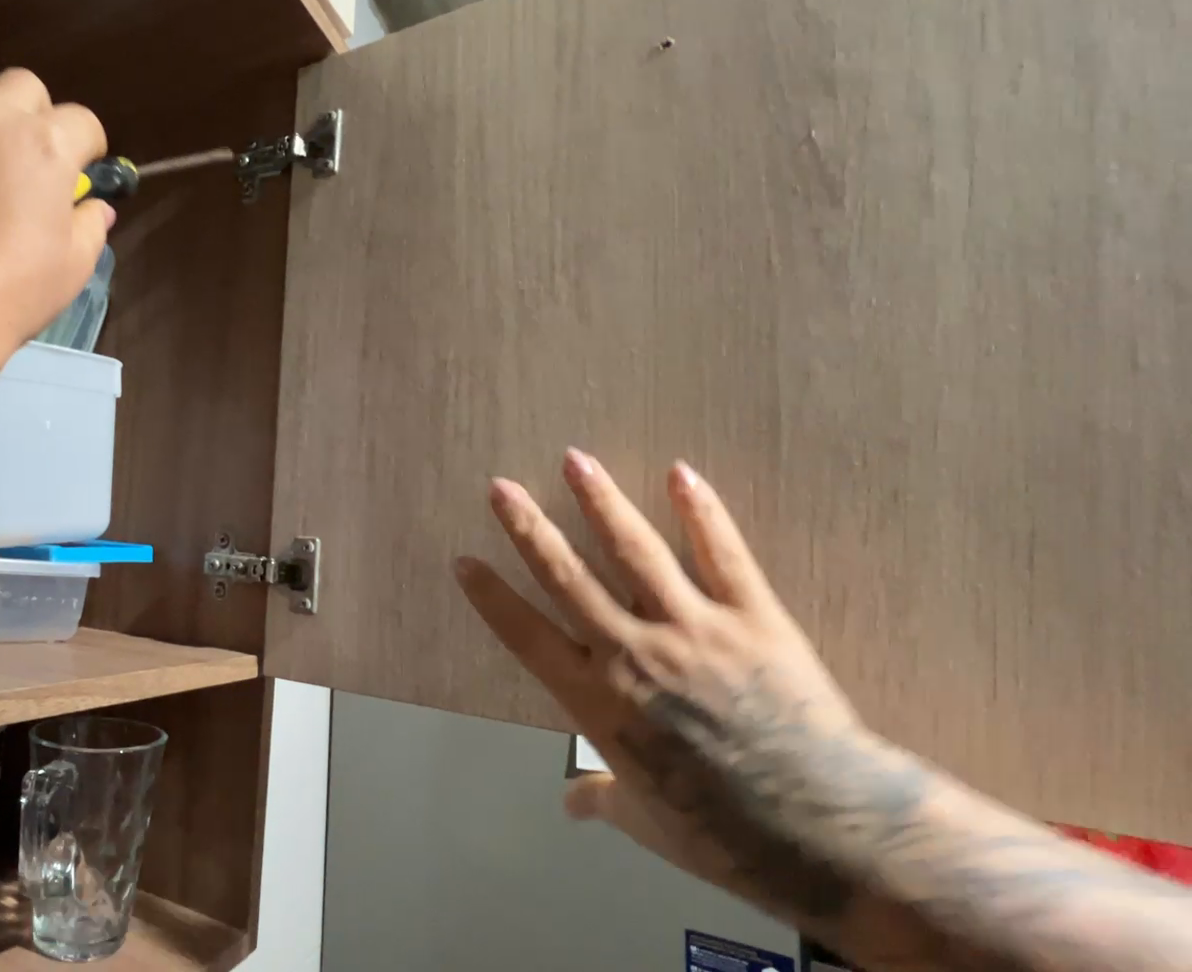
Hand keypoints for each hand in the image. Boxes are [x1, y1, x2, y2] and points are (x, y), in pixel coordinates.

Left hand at [0, 68, 112, 354]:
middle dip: (33, 117)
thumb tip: (92, 207)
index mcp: (43, 144)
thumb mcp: (73, 266)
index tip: (80, 176)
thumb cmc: (11, 294)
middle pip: (21, 88)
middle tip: (27, 167)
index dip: (86, 148)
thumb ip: (90, 224)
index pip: (81, 121)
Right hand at [454, 450, 881, 906]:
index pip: (526, 635)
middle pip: (567, 577)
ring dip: (601, 502)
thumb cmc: (724, 832)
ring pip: (634, 552)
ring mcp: (692, 629)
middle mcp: (633, 652)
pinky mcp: (752, 620)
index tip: (465, 562)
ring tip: (577, 459)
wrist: (828, 831)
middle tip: (501, 488)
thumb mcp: (645, 821)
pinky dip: (702, 514)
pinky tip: (682, 475)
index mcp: (598, 699)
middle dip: (528, 528)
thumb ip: (602, 799)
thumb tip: (573, 805)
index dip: (491, 596)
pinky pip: (723, 556)